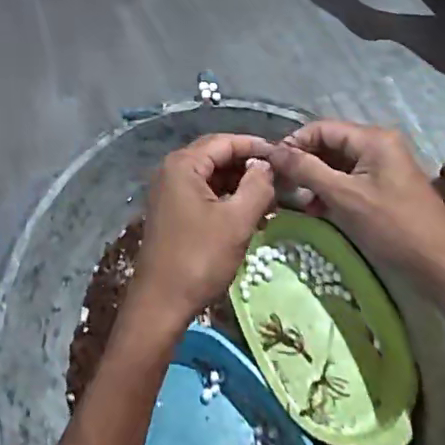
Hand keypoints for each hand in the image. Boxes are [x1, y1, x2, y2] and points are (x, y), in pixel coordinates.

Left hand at [128, 134, 276, 324]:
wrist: (161, 302)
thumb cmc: (199, 258)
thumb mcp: (236, 221)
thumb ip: (256, 186)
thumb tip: (265, 165)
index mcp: (183, 165)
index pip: (224, 142)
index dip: (254, 146)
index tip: (282, 155)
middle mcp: (171, 170)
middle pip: (216, 156)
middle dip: (248, 165)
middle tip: (279, 177)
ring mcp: (169, 190)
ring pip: (210, 176)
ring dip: (239, 183)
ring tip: (270, 197)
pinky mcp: (171, 210)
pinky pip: (203, 192)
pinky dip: (226, 198)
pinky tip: (249, 212)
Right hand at [263, 120, 444, 274]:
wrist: (444, 268)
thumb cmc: (393, 227)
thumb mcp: (344, 197)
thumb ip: (307, 170)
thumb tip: (273, 151)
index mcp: (374, 138)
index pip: (322, 128)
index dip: (294, 143)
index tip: (272, 165)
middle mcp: (380, 144)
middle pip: (330, 144)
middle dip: (305, 163)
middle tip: (281, 184)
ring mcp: (386, 166)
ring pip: (339, 164)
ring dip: (317, 180)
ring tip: (298, 201)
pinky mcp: (388, 187)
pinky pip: (352, 180)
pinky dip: (333, 191)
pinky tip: (318, 210)